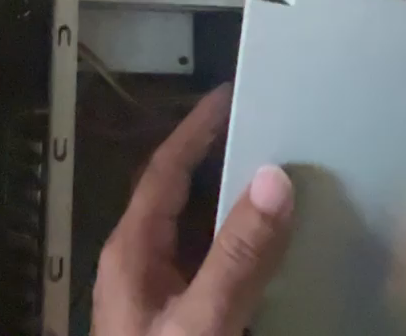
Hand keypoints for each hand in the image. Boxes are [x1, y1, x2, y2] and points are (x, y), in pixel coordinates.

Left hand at [93, 84, 295, 335]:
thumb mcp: (200, 320)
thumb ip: (236, 256)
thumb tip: (274, 178)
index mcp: (131, 248)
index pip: (165, 167)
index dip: (197, 127)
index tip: (229, 92)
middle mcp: (137, 264)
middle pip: (177, 194)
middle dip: (216, 159)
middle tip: (263, 130)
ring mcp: (152, 296)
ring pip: (193, 233)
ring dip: (227, 205)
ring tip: (274, 181)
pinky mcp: (171, 322)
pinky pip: (204, 268)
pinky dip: (234, 249)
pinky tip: (266, 256)